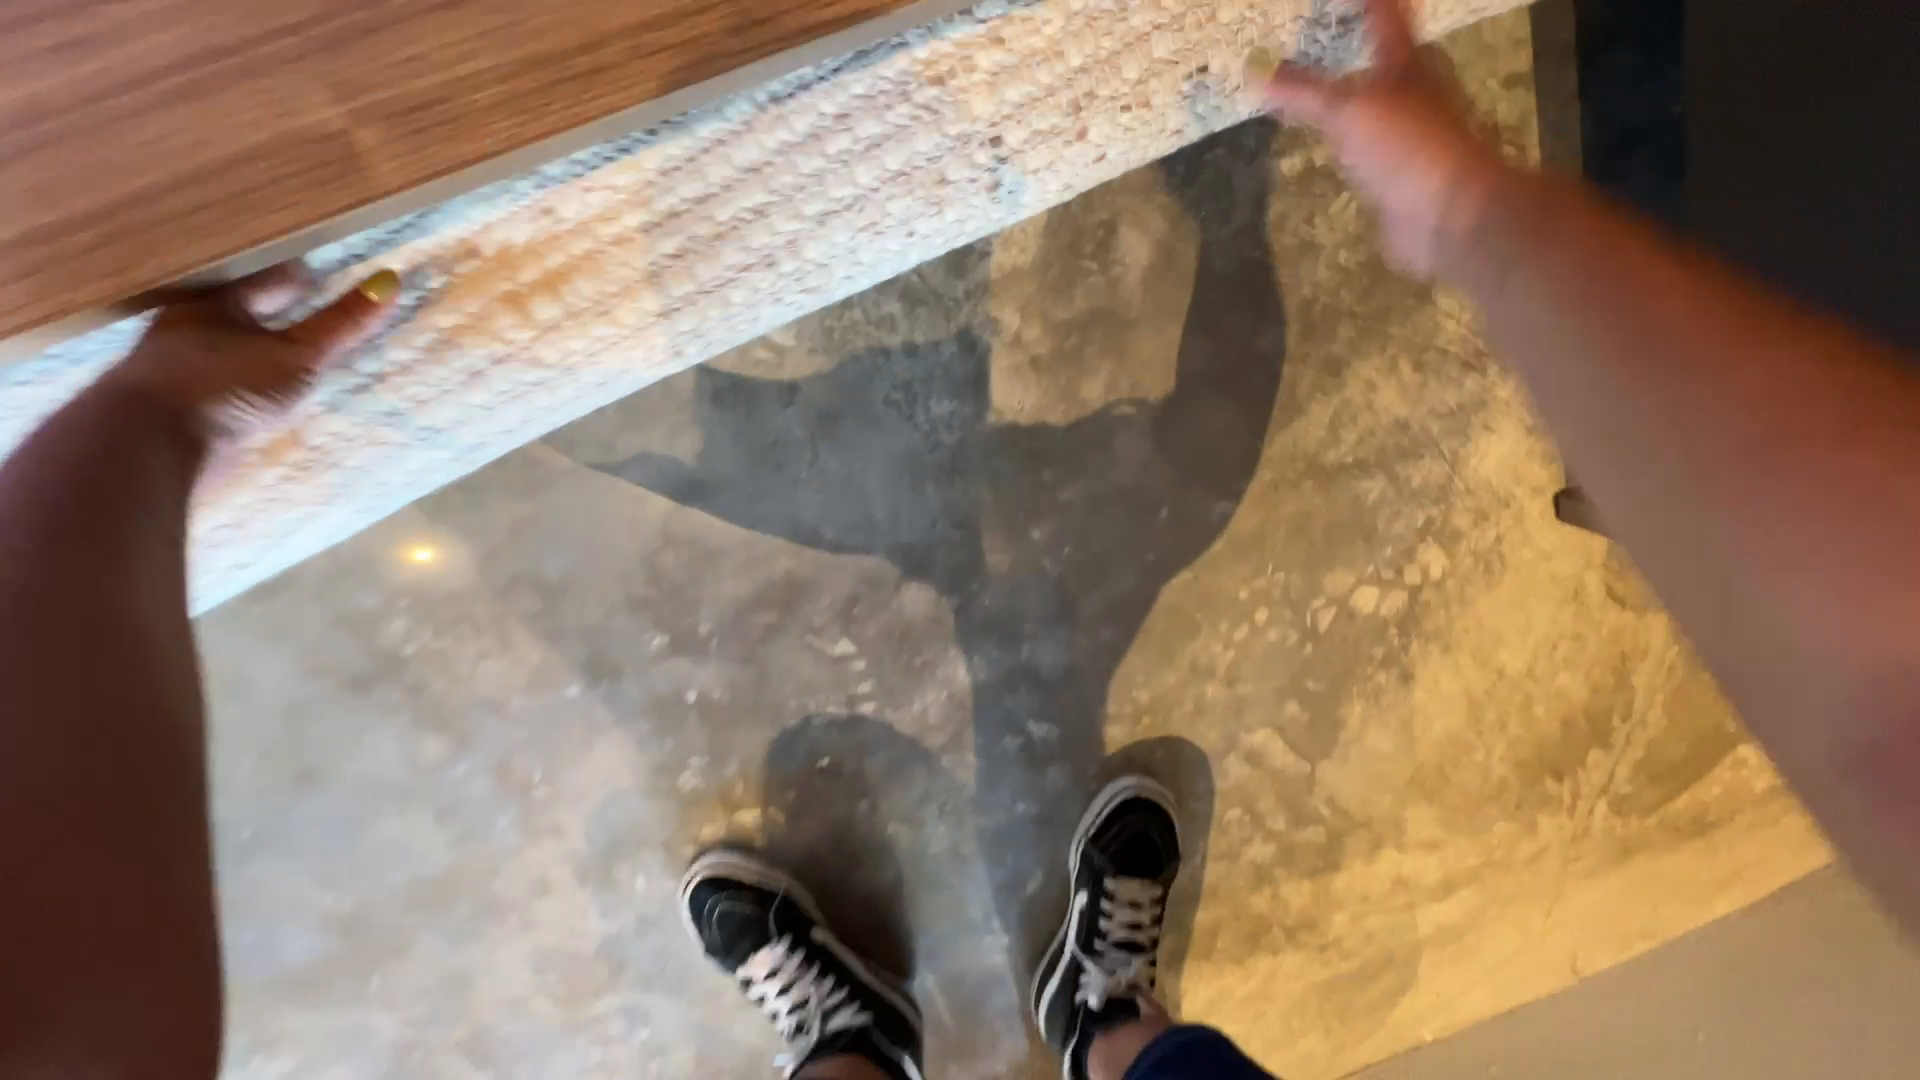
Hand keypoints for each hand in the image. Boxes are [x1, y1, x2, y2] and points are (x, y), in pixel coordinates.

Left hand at [108, 262, 401, 445]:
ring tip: (311, 340)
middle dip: (285, 303)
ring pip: (242, 340)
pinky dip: (260, 371)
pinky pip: (236, 373)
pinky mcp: (191, 397)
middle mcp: (196, 324)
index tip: (334, 267)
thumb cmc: (223, 382)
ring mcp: (189, 361)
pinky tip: (279, 381)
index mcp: (214, 302)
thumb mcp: (296, 354)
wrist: (151, 442)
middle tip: (328, 298)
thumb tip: (391, 279)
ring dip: (273, 339)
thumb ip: (343, 322)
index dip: (302, 272)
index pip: (266, 275)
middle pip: (250, 305)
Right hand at [1250, 0, 1507, 275]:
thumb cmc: (1406, 148)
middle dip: (1362, 44)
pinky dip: (1348, 143)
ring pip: (1375, 105)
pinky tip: (1331, 151)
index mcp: (1406, 64)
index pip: (1385, 16)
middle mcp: (1412, 93)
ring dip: (1353, 97)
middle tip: (1328, 35)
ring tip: (1318, 93)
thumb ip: (1303, 93)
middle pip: (1387, 58)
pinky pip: (1367, 149)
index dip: (1368, 0)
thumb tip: (1256, 72)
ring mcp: (1407, 136)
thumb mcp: (1347, 113)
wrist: (1447, 214)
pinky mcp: (1398, 175)